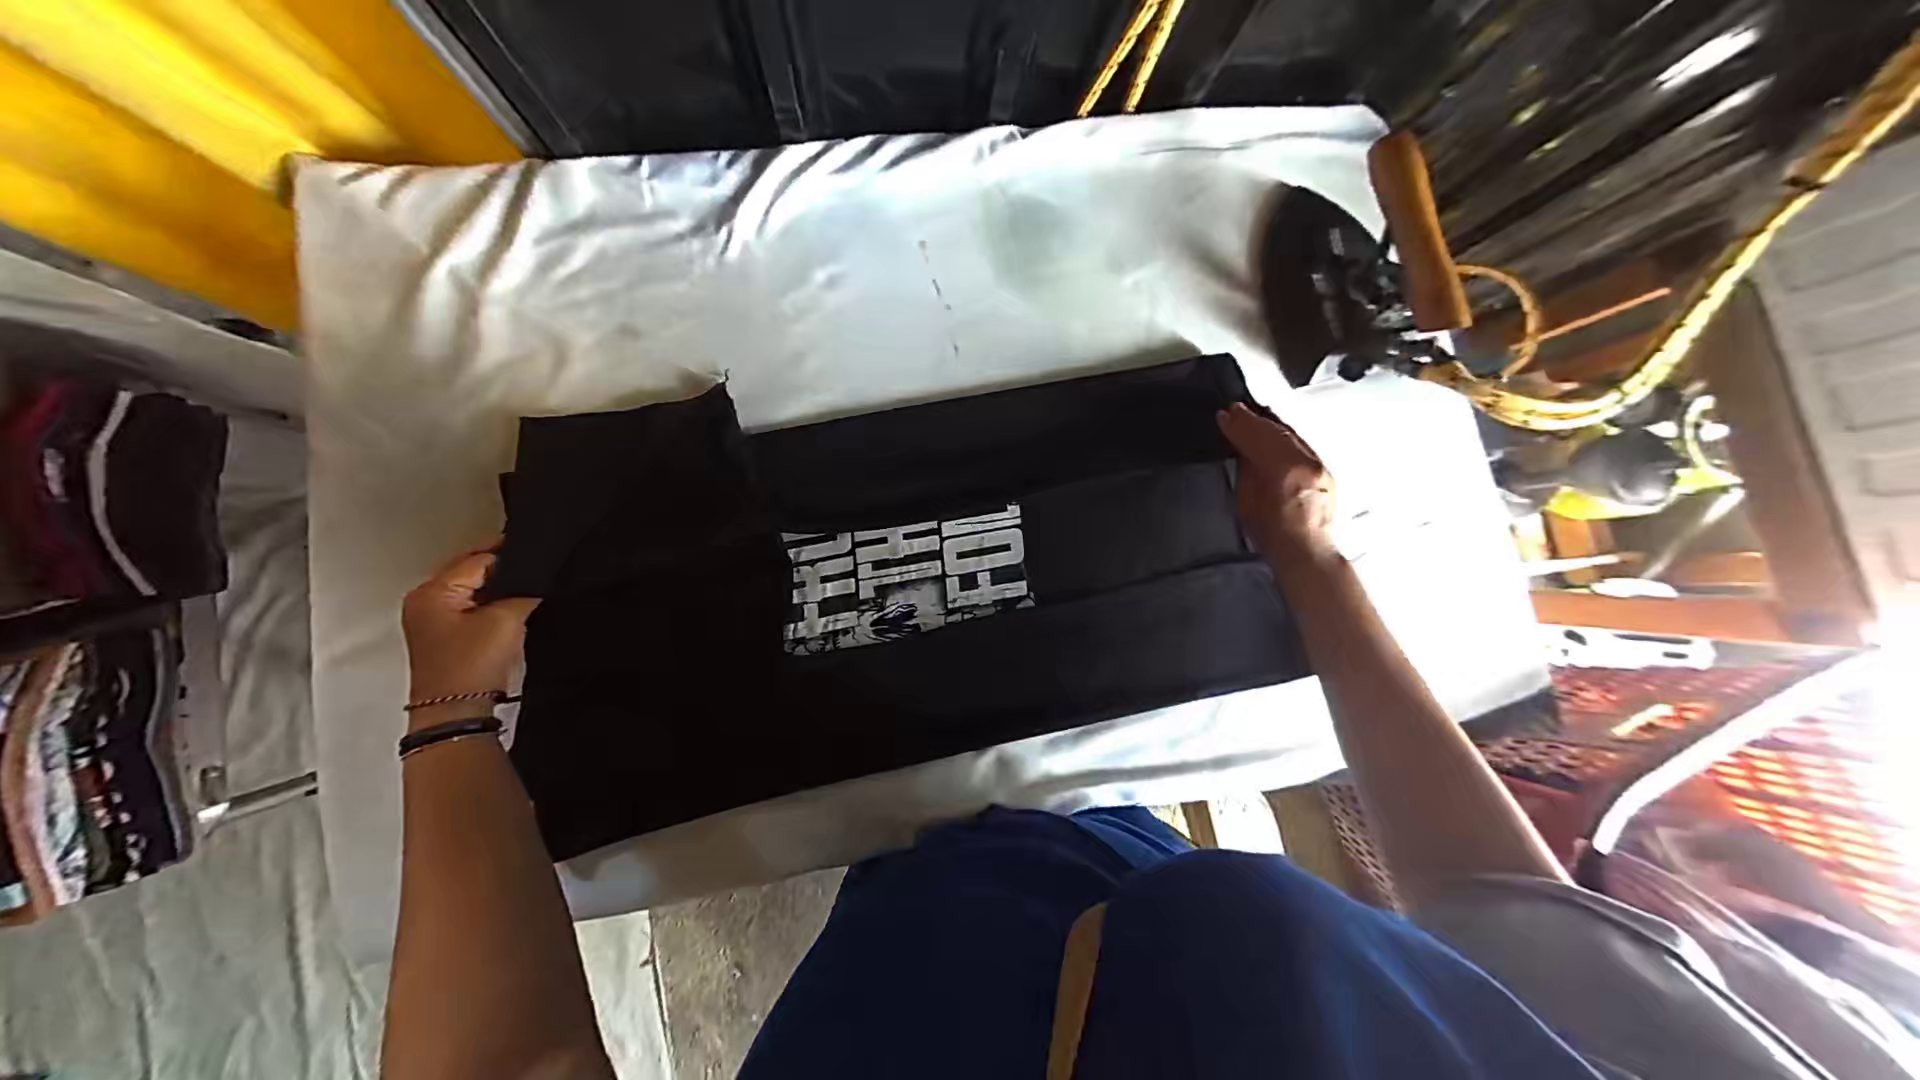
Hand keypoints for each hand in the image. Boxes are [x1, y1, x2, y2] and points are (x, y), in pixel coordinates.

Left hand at [402, 542, 537, 725]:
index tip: (537, 549)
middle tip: (534, 562)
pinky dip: (489, 600)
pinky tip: (512, 603)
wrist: (458, 709)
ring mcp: (431, 618)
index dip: (509, 555)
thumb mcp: (506, 618)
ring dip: (495, 584)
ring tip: (527, 582)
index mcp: (432, 591)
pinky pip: (469, 604)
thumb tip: (535, 580)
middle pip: (468, 570)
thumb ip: (521, 590)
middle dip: (499, 566)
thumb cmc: (473, 663)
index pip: (478, 560)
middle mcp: (424, 600)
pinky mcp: (444, 634)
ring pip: (469, 587)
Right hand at [1217, 403, 1336, 562]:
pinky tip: (1275, 435)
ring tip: (1252, 418)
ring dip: (1269, 425)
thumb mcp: (1248, 502)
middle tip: (1235, 411)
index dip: (1237, 426)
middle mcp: (1307, 463)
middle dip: (1253, 420)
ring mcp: (1320, 466)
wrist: (1306, 553)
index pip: (1256, 438)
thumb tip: (1244, 450)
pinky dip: (1286, 436)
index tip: (1224, 416)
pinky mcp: (1325, 472)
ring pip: (1292, 435)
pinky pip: (1303, 445)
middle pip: (1276, 432)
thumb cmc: (1275, 536)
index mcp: (1284, 470)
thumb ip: (1248, 471)